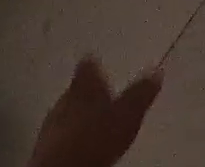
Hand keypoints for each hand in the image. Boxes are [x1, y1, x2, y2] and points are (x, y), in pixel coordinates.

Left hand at [26, 58, 162, 166]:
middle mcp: (65, 99)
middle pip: (76, 89)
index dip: (93, 63)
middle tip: (102, 91)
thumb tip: (158, 70)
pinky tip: (83, 138)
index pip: (88, 67)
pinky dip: (73, 131)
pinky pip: (62, 131)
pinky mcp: (47, 146)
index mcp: (85, 85)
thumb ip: (141, 92)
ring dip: (80, 112)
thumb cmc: (97, 135)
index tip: (94, 58)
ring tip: (95, 117)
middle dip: (88, 91)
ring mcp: (53, 122)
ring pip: (68, 110)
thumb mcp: (129, 113)